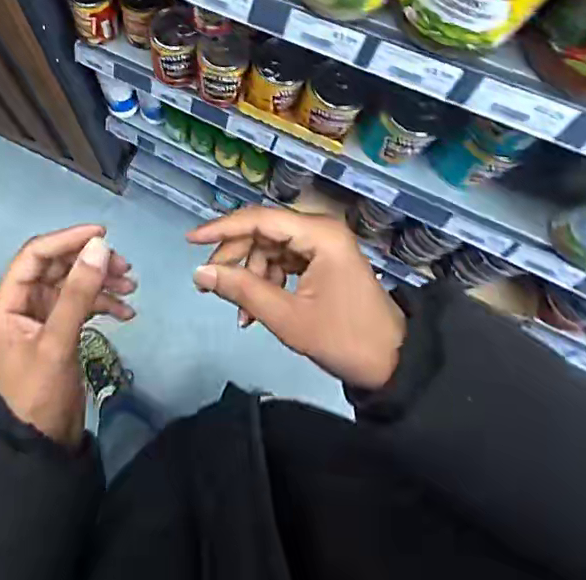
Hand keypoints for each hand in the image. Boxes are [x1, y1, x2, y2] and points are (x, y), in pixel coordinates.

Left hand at [0, 224, 135, 446]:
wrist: (40, 445)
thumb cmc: (39, 393)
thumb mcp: (58, 341)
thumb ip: (78, 293)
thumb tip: (100, 247)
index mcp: (8, 299)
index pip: (36, 254)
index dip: (68, 238)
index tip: (103, 234)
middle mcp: (23, 301)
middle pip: (59, 265)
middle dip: (92, 263)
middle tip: (126, 267)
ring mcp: (42, 315)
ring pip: (74, 283)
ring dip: (102, 282)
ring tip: (132, 287)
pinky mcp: (60, 329)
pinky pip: (83, 303)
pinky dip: (104, 303)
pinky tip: (126, 313)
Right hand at [188, 207, 404, 390]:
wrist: (395, 366)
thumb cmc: (344, 339)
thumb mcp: (287, 318)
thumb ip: (242, 290)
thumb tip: (200, 273)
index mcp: (319, 234)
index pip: (259, 219)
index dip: (221, 228)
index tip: (190, 240)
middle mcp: (320, 229)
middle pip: (262, 232)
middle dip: (234, 258)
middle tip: (209, 284)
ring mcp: (322, 244)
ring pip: (269, 247)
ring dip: (249, 275)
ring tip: (240, 312)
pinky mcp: (323, 260)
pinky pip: (282, 260)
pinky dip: (265, 281)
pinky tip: (254, 309)